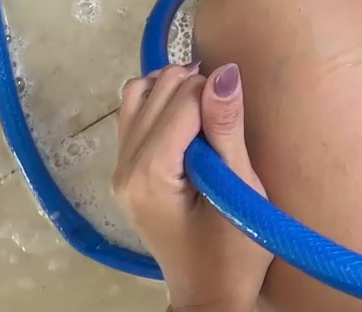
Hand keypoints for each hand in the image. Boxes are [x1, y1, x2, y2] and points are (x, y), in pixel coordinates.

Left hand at [112, 63, 271, 311]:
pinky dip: (162, 101)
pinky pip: (135, 113)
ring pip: (140, 94)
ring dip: (176, 89)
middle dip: (198, 86)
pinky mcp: (128, 173)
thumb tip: (225, 71)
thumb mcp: (240, 187)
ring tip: (209, 109)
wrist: (211, 293)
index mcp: (150, 173)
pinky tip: (189, 117)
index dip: (218, 93)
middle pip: (160, 89)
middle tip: (229, 115)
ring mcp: (121, 171)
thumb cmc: (234, 247)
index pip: (184, 96)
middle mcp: (125, 168)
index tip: (239, 116)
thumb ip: (227, 128)